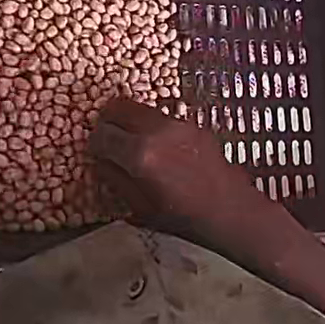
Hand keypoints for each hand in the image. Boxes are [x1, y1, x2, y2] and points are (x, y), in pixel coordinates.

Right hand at [88, 98, 286, 255]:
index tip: (96, 151)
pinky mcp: (193, 125)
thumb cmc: (183, 217)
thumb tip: (101, 160)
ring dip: (131, 120)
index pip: (102, 135)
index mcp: (139, 154)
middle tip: (108, 137)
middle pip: (119, 107)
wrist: (229, 210)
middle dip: (108, 120)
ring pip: (141, 108)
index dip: (95, 143)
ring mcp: (177, 124)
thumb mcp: (140, 206)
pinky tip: (159, 147)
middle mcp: (157, 131)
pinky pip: (163, 116)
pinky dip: (152, 125)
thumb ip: (115, 179)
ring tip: (133, 143)